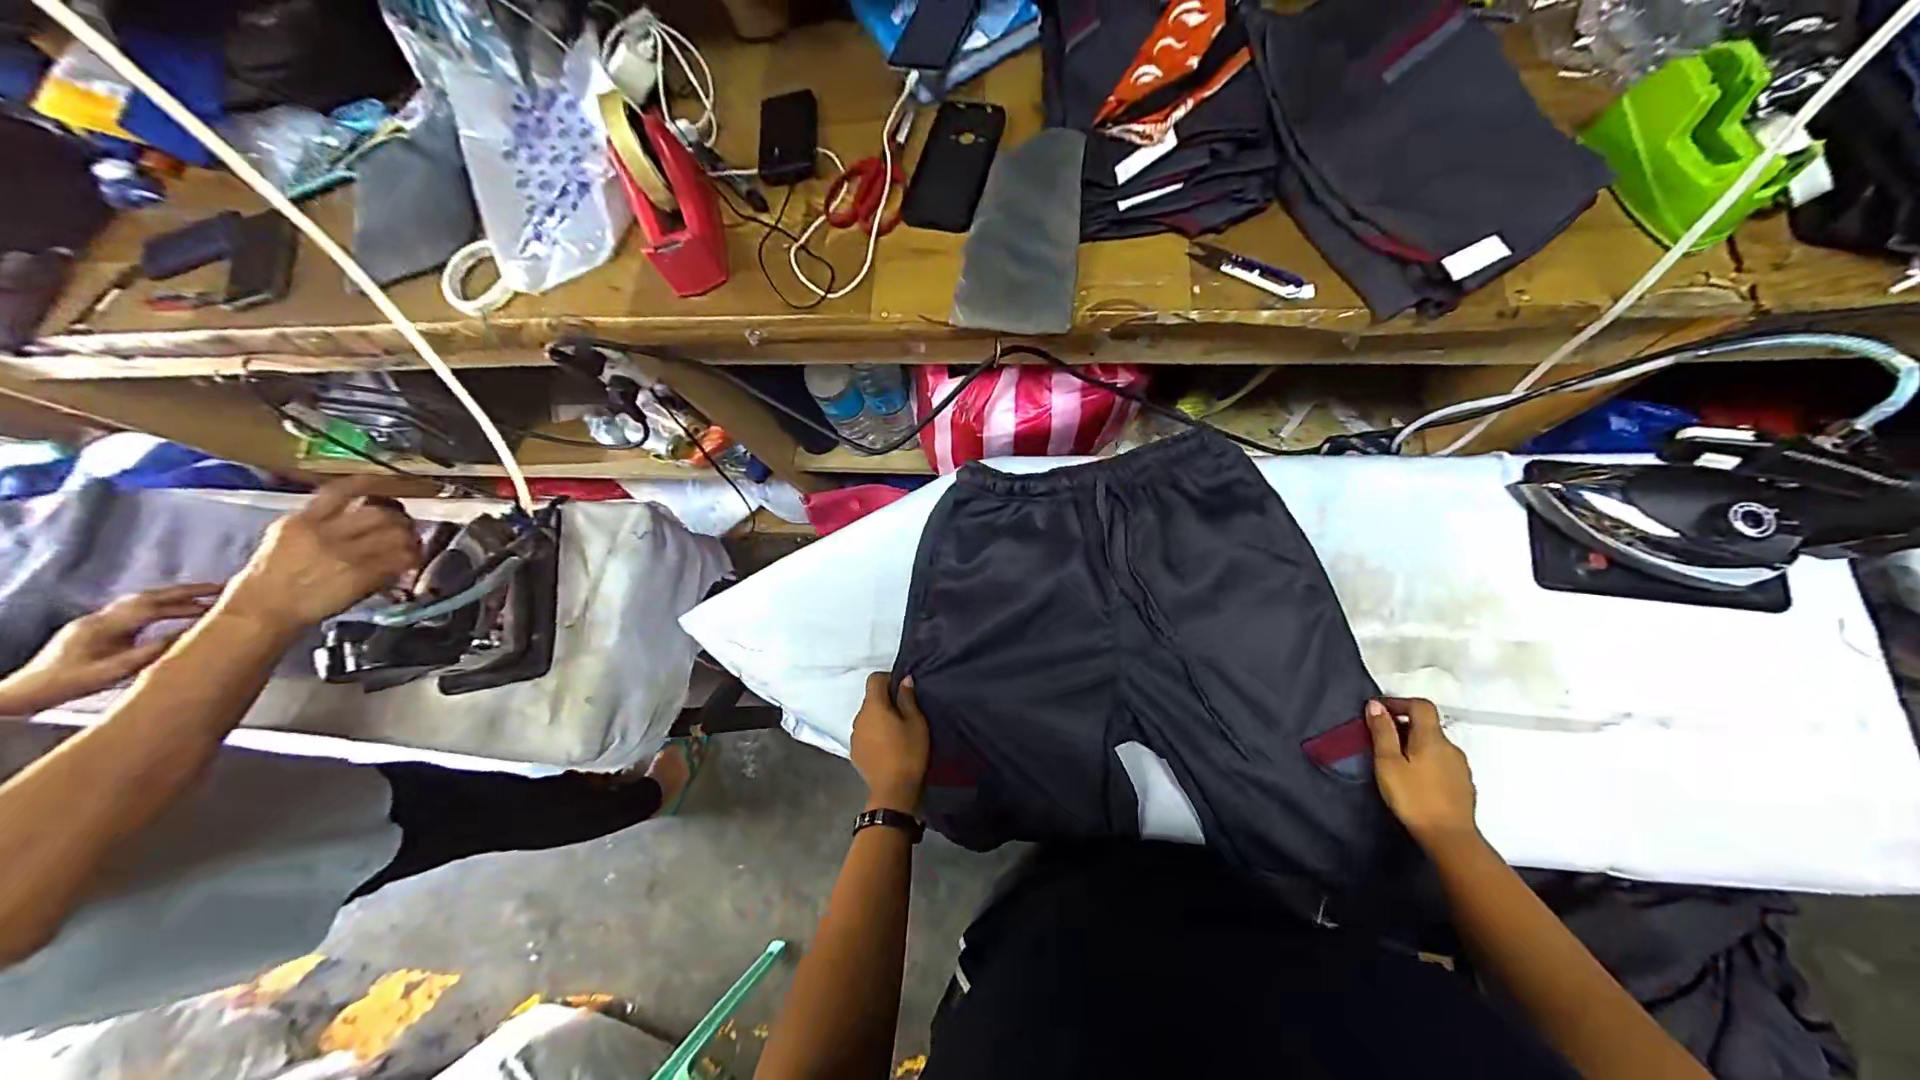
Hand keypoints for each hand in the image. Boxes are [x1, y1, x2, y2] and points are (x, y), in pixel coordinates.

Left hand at [0, 583, 223, 711]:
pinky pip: (134, 608)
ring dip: (174, 595)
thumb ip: (152, 652)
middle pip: (148, 597)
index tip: (219, 606)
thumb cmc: (70, 683)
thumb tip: (191, 636)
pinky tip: (174, 609)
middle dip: (186, 591)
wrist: (27, 691)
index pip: (152, 609)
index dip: (188, 606)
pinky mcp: (96, 626)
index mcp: (103, 626)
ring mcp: (96, 620)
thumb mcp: (114, 671)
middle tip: (222, 587)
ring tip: (205, 595)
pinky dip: (161, 604)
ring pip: (140, 600)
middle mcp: (100, 617)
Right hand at [216, 478, 421, 634]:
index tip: (393, 485)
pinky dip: (411, 559)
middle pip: (379, 512)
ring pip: (396, 534)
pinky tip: (409, 563)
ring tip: (410, 545)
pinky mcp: (360, 575)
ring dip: (411, 539)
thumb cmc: (274, 577)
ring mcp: (344, 554)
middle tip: (405, 527)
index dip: (373, 484)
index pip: (341, 491)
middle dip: (400, 519)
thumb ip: (319, 521)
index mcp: (302, 521)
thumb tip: (360, 511)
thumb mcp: (285, 538)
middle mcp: (323, 533)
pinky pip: (399, 559)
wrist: (264, 611)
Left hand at [851, 672, 929, 813]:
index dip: (888, 679)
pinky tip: (886, 747)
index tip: (902, 690)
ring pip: (867, 717)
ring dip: (878, 718)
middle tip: (904, 714)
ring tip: (896, 733)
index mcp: (873, 706)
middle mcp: (858, 717)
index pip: (874, 679)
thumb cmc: (909, 753)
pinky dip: (873, 734)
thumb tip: (904, 680)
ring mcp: (853, 736)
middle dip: (885, 701)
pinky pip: (863, 734)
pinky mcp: (853, 752)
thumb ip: (908, 699)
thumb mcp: (916, 723)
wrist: (893, 791)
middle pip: (870, 699)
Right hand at [1364, 697, 1479, 849]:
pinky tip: (1414, 776)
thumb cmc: (1413, 797)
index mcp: (1432, 738)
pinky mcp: (1463, 784)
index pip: (1421, 705)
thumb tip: (1376, 705)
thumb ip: (1383, 732)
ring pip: (1435, 744)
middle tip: (1380, 736)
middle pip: (1428, 724)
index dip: (1399, 702)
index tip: (1378, 710)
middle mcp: (1451, 747)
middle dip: (1404, 724)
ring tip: (1394, 758)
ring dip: (1415, 742)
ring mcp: (1460, 767)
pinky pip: (1442, 760)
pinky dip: (1425, 758)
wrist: (1449, 837)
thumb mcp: (1388, 763)